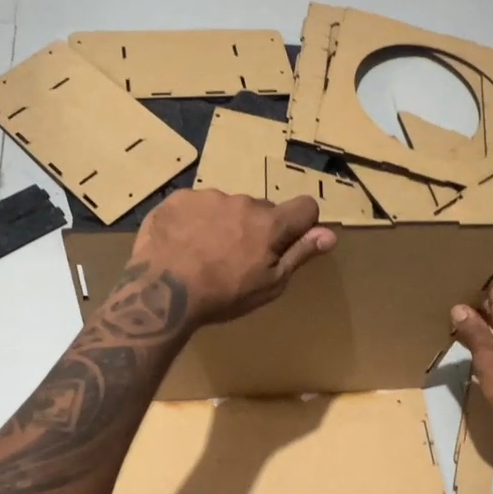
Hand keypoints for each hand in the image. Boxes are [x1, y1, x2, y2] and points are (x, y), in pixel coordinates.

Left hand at [130, 190, 336, 324]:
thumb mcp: (269, 285)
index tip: (287, 242)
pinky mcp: (177, 199)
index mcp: (270, 223)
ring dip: (223, 223)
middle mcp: (243, 202)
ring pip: (226, 206)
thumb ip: (300, 255)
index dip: (302, 223)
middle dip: (255, 228)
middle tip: (236, 259)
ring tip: (203, 254)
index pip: (305, 206)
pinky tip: (181, 245)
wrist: (162, 293)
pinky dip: (193, 221)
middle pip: (261, 209)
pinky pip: (195, 205)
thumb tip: (330, 234)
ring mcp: (208, 197)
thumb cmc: (222, 296)